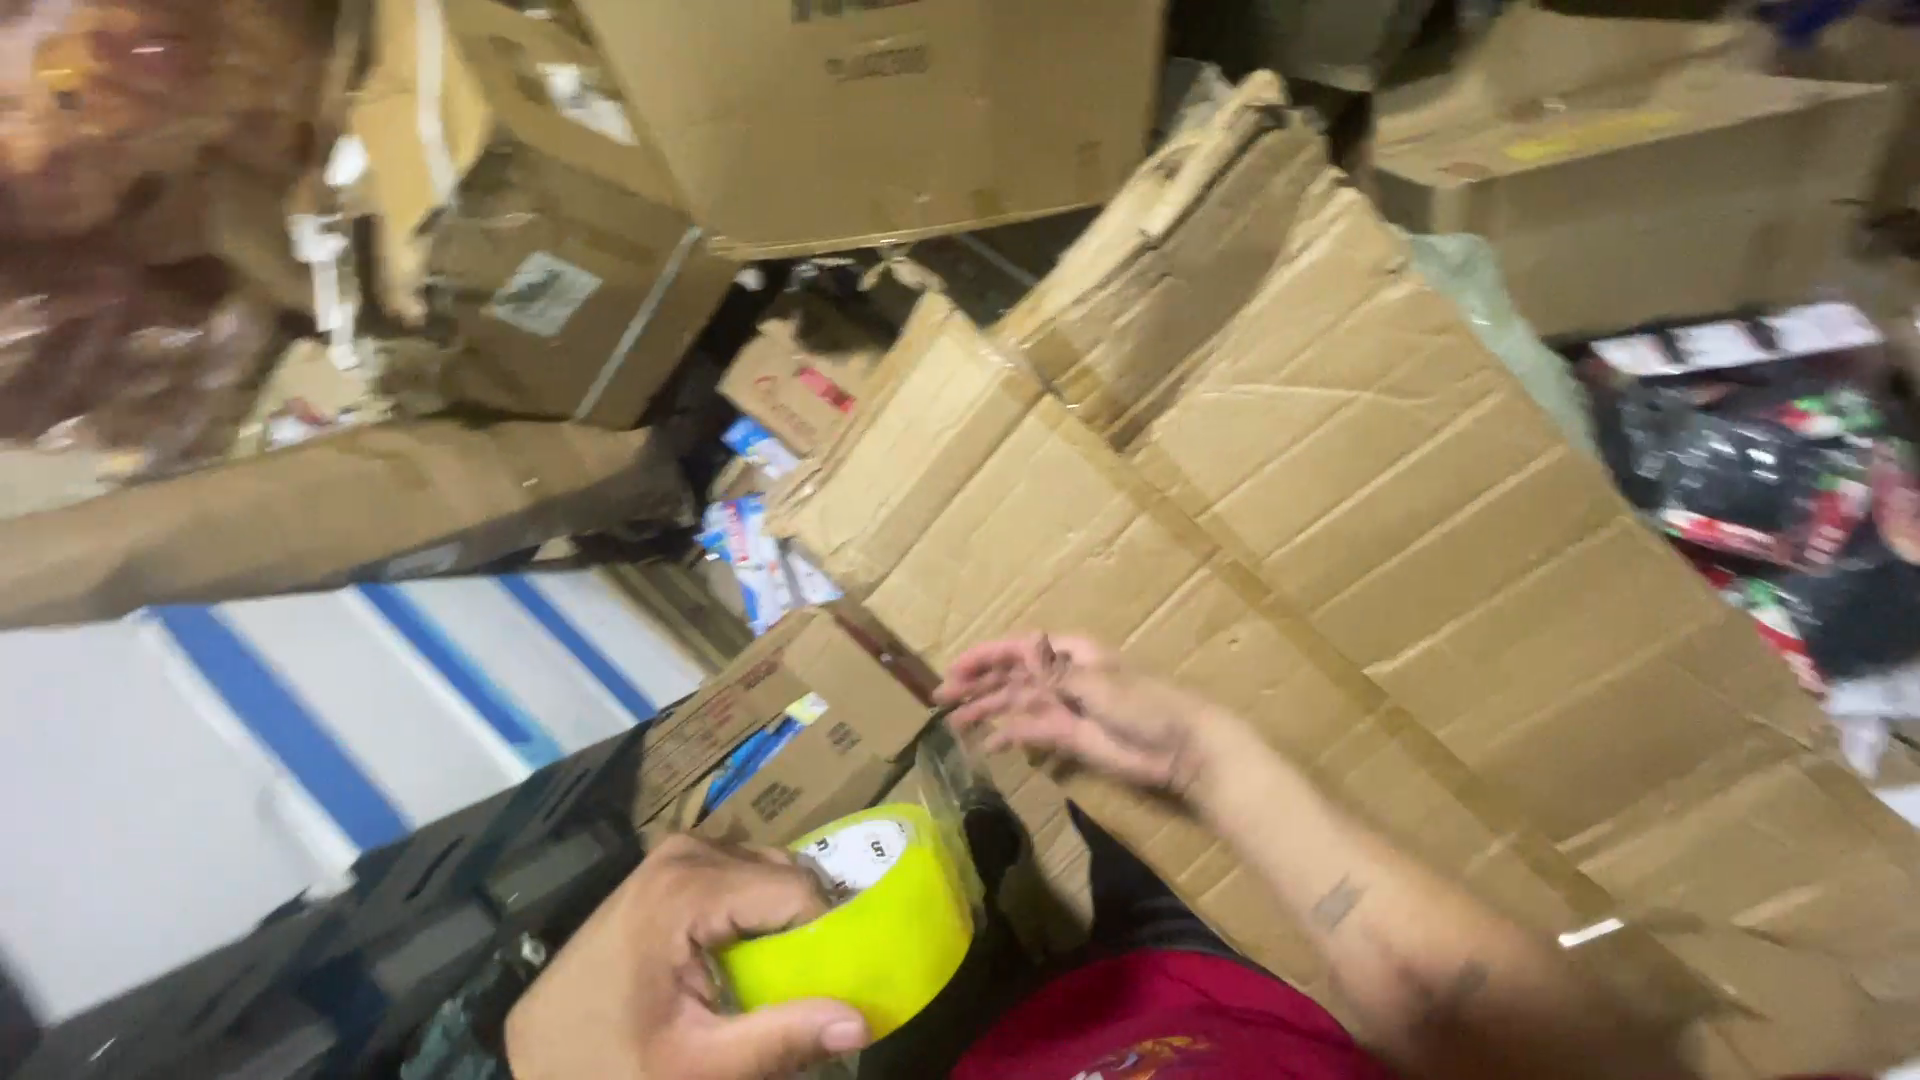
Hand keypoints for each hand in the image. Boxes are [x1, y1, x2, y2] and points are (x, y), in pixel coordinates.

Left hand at [505, 836, 870, 1079]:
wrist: (530, 1054)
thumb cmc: (607, 1067)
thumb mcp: (694, 1069)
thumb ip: (779, 1041)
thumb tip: (862, 1022)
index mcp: (689, 888)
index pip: (795, 892)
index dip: (828, 936)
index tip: (843, 983)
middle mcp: (687, 851)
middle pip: (785, 873)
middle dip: (810, 927)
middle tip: (816, 984)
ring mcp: (677, 852)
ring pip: (769, 869)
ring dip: (788, 919)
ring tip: (784, 977)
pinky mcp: (673, 864)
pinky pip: (743, 873)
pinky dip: (761, 910)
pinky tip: (750, 958)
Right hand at [935, 633, 1236, 797]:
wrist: (1179, 748)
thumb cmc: (1143, 704)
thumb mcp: (1096, 683)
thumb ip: (1054, 671)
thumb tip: (1023, 645)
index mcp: (1069, 653)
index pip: (1017, 649)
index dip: (984, 657)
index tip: (953, 670)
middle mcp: (1061, 676)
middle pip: (1010, 677)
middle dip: (976, 685)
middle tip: (940, 698)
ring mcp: (1063, 707)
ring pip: (1015, 704)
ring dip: (986, 710)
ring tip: (954, 723)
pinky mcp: (1068, 736)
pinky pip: (1031, 732)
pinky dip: (1010, 736)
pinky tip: (988, 744)